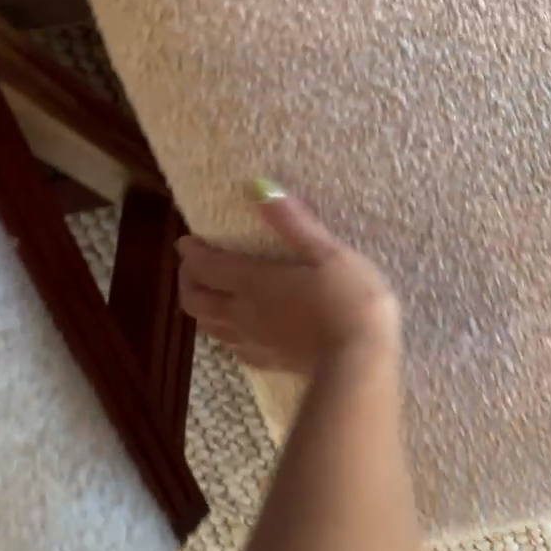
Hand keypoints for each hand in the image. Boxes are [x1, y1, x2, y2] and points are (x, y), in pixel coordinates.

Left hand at [177, 181, 399, 375]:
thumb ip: (296, 224)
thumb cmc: (351, 300)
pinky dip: (228, 336)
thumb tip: (261, 188)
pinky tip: (241, 334)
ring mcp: (256, 342)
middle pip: (196, 299)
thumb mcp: (331, 254)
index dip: (193, 253)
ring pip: (210, 326)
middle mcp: (244, 313)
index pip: (207, 266)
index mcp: (255, 283)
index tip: (188, 241)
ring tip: (211, 297)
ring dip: (202, 309)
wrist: (361, 359)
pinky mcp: (272, 363)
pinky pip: (236, 349)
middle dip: (188, 281)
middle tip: (194, 268)